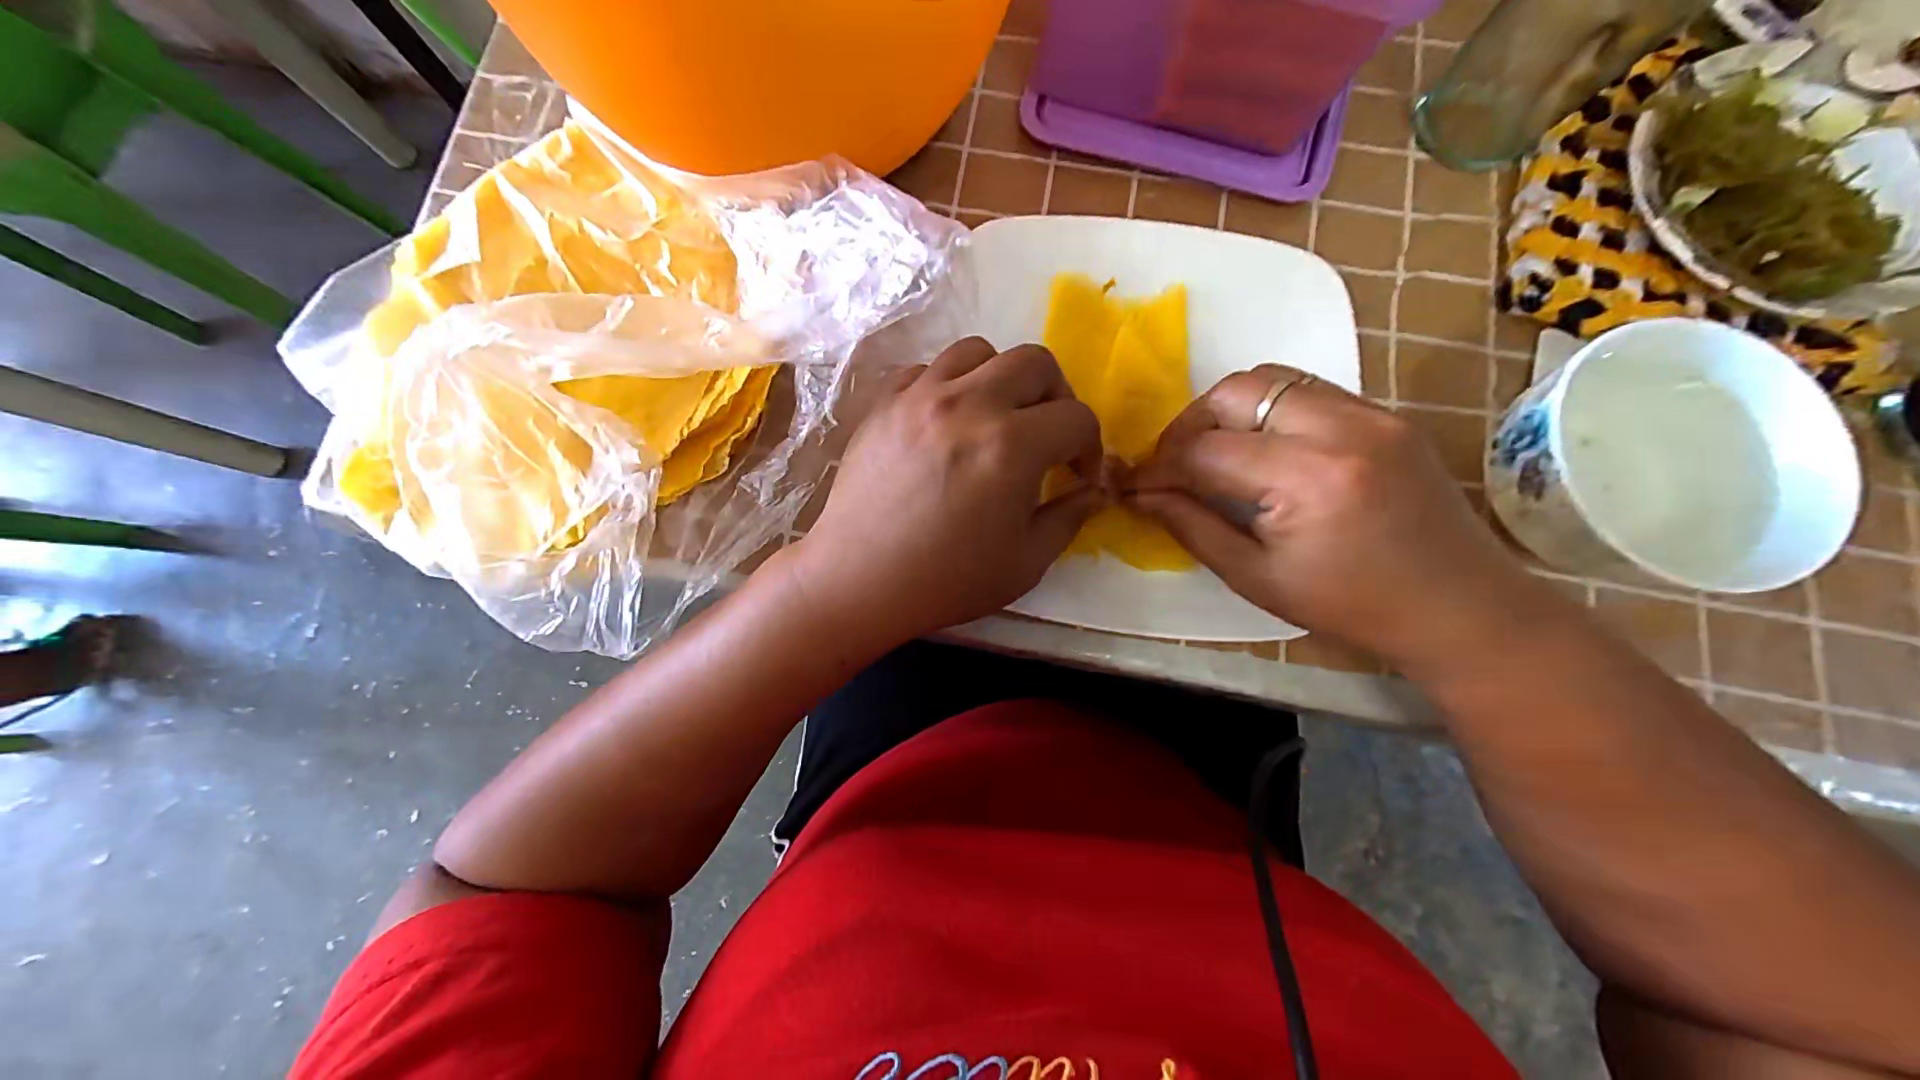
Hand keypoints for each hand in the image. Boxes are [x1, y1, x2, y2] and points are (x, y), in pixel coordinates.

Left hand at [785, 337, 1103, 645]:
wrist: (859, 580)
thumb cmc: (947, 580)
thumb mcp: (1025, 562)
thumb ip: (1069, 517)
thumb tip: (1093, 490)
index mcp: (1012, 445)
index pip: (1076, 417)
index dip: (1089, 446)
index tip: (1077, 474)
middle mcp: (969, 404)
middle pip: (1035, 361)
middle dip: (1056, 395)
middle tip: (1047, 435)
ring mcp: (920, 397)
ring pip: (978, 351)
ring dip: (1001, 379)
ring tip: (996, 418)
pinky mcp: (885, 402)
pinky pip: (927, 369)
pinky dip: (948, 385)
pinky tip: (947, 421)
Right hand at [1128, 364, 1553, 674]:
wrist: (1460, 608)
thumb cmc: (1351, 607)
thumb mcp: (1257, 579)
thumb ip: (1192, 528)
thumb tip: (1142, 494)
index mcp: (1309, 479)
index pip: (1206, 450)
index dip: (1160, 467)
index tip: (1136, 485)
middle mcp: (1341, 428)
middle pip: (1235, 392)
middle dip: (1190, 426)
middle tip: (1174, 466)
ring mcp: (1370, 413)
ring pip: (1271, 379)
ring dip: (1227, 411)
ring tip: (1214, 453)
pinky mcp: (1385, 414)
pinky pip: (1308, 390)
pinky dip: (1269, 411)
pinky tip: (1262, 450)